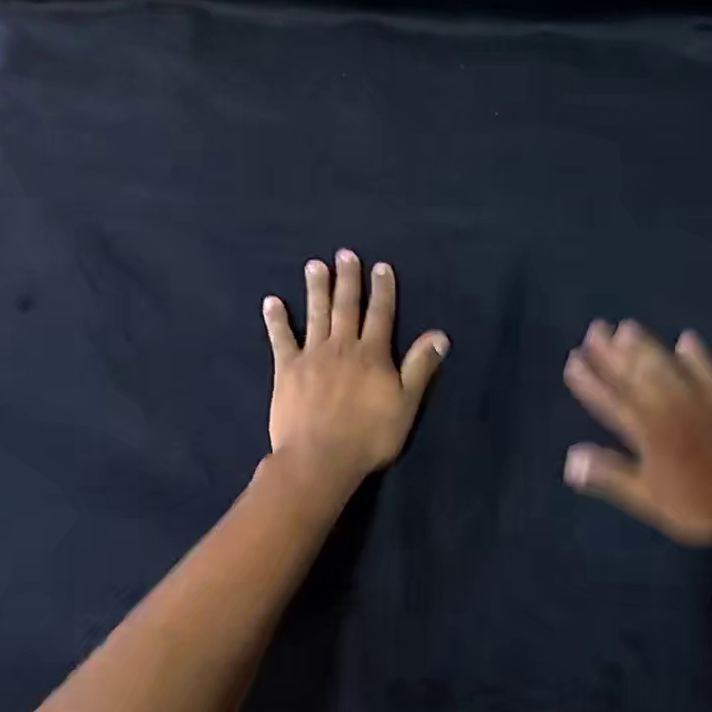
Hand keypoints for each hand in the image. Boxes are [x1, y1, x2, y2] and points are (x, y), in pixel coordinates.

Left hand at [261, 249, 447, 481]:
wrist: (321, 457)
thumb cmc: (371, 434)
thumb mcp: (407, 403)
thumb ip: (420, 366)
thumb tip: (440, 335)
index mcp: (373, 354)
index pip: (381, 315)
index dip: (383, 290)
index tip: (381, 267)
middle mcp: (343, 347)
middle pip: (346, 307)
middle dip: (348, 280)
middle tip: (345, 254)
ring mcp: (312, 356)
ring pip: (316, 315)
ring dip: (316, 289)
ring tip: (315, 266)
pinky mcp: (287, 370)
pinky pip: (281, 339)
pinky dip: (276, 320)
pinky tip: (272, 302)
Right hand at [562, 320, 711, 546]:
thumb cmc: (701, 508)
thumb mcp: (649, 500)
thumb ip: (610, 476)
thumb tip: (572, 458)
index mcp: (649, 434)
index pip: (611, 402)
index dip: (590, 382)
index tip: (573, 361)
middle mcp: (670, 410)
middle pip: (635, 376)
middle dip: (612, 353)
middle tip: (595, 329)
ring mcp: (700, 402)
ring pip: (667, 367)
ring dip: (645, 346)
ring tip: (627, 327)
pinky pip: (707, 372)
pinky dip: (696, 355)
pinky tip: (687, 339)